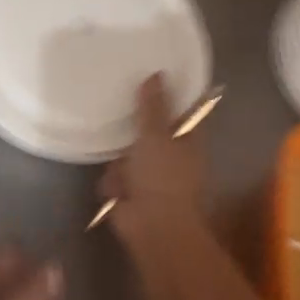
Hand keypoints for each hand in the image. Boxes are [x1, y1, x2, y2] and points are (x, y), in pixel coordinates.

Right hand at [99, 74, 209, 253]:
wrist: (152, 226)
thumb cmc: (162, 177)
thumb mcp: (156, 134)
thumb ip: (153, 106)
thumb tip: (156, 73)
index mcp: (188, 139)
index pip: (183, 109)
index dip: (171, 93)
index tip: (152, 74)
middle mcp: (172, 155)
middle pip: (152, 130)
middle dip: (135, 125)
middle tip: (116, 101)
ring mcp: (151, 175)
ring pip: (130, 153)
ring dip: (120, 157)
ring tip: (110, 150)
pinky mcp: (131, 193)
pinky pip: (117, 176)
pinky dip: (113, 181)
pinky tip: (112, 184)